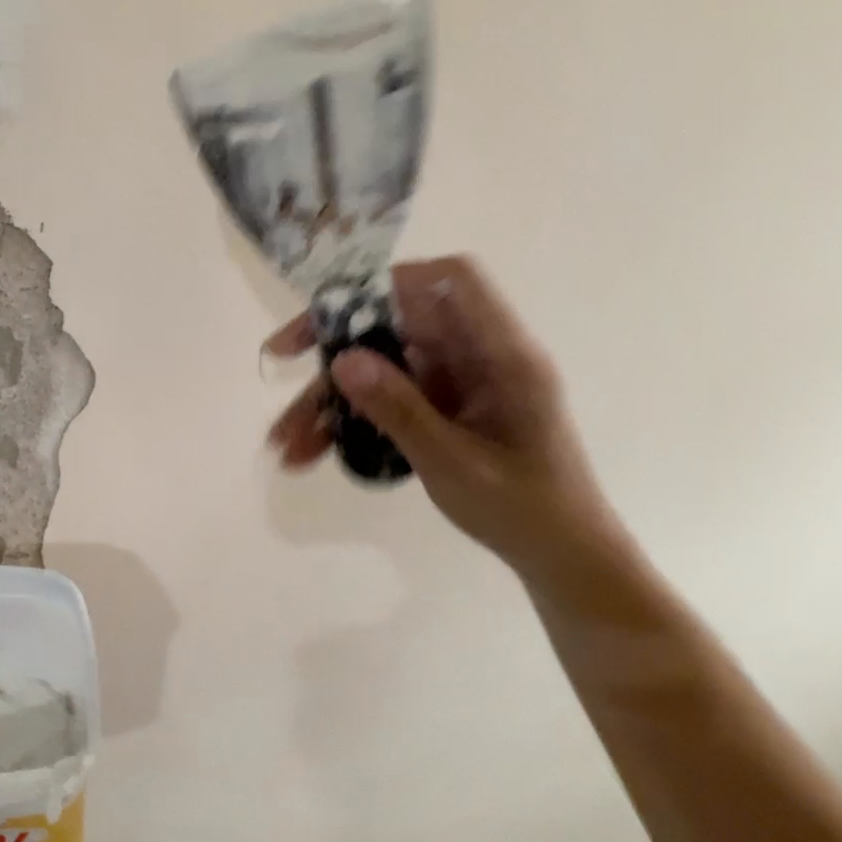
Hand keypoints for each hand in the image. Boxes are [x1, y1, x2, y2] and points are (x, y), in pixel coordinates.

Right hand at [266, 255, 631, 587]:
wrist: (564, 561)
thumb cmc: (526, 510)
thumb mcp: (454, 462)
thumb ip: (399, 409)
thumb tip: (342, 359)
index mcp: (500, 355)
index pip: (452, 282)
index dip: (393, 280)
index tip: (337, 309)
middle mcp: (475, 359)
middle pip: (393, 325)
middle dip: (332, 347)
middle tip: (277, 360)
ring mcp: (455, 386)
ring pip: (378, 369)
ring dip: (329, 399)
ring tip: (285, 441)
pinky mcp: (440, 412)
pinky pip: (383, 402)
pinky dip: (346, 423)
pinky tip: (310, 453)